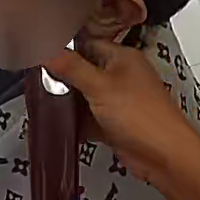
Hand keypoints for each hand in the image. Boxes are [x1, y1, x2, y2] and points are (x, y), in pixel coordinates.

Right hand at [41, 37, 199, 189]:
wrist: (164, 156)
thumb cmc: (142, 116)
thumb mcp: (99, 85)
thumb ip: (71, 67)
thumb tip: (46, 48)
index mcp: (122, 57)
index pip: (87, 43)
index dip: (63, 49)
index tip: (38, 54)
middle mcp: (122, 76)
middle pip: (84, 71)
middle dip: (62, 78)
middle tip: (36, 82)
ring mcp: (119, 102)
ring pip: (86, 97)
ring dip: (68, 102)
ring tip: (41, 103)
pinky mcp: (116, 125)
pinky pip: (90, 119)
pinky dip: (77, 122)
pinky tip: (59, 124)